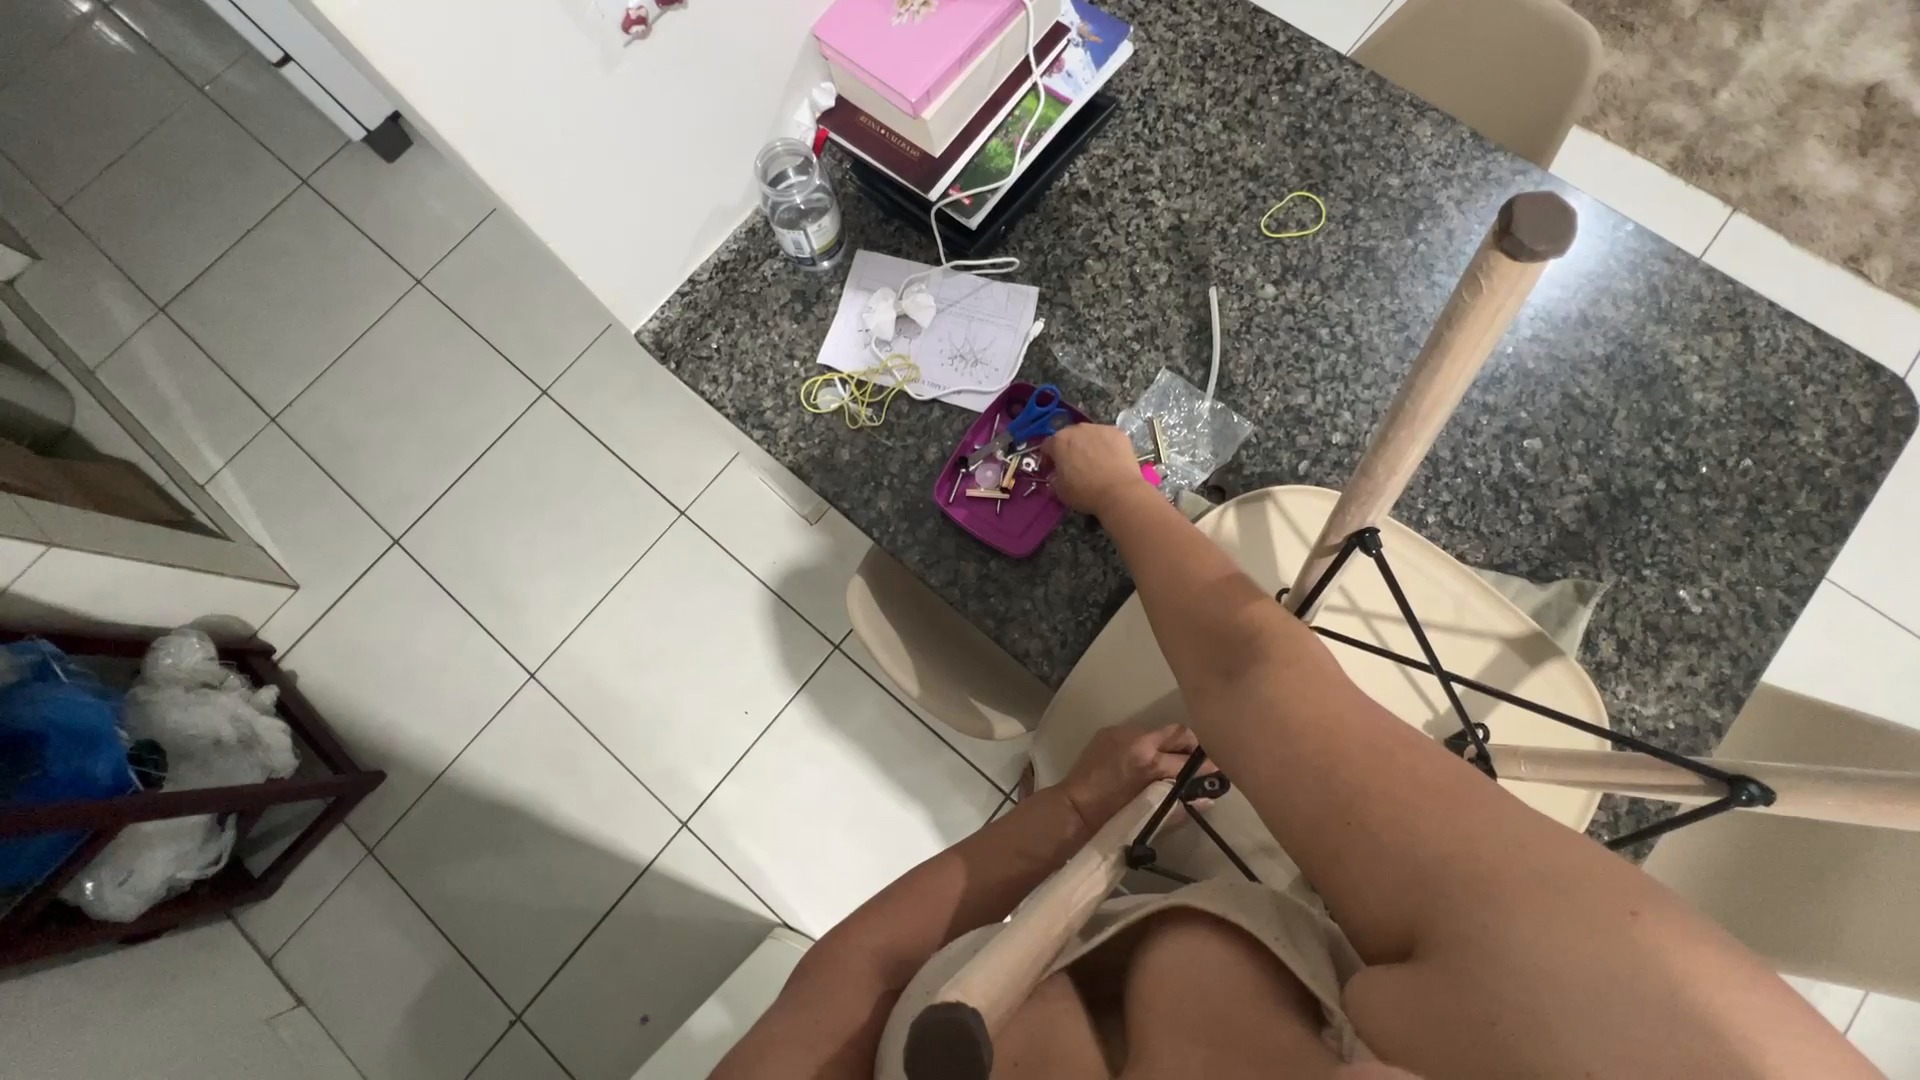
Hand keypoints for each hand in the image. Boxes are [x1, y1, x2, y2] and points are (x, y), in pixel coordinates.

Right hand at [1049, 424, 1148, 516]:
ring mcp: (1100, 428)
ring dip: (1088, 445)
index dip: (1048, 459)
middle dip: (1068, 450)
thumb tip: (1055, 478)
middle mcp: (1078, 429)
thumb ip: (1054, 480)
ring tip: (1095, 462)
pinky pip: (1107, 438)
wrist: (1119, 491)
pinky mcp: (1118, 433)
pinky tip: (1110, 460)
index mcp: (1059, 441)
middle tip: (1074, 466)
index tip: (1052, 470)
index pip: (1047, 446)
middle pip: (1069, 437)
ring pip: (1089, 435)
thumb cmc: (1085, 492)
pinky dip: (1106, 446)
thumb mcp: (1060, 491)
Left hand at [1053, 723, 1205, 835]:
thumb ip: (1179, 803)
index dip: (1206, 767)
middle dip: (1193, 745)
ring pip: (1158, 732)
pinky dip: (1147, 744)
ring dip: (1169, 745)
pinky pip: (1137, 734)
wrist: (1075, 807)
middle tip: (1201, 760)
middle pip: (1178, 732)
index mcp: (1149, 761)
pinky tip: (1148, 758)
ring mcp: (1122, 732)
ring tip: (1175, 761)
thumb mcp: (1150, 812)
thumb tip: (1205, 799)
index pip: (1187, 760)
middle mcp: (1138, 740)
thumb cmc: (1113, 816)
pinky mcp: (1110, 732)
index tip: (1217, 771)